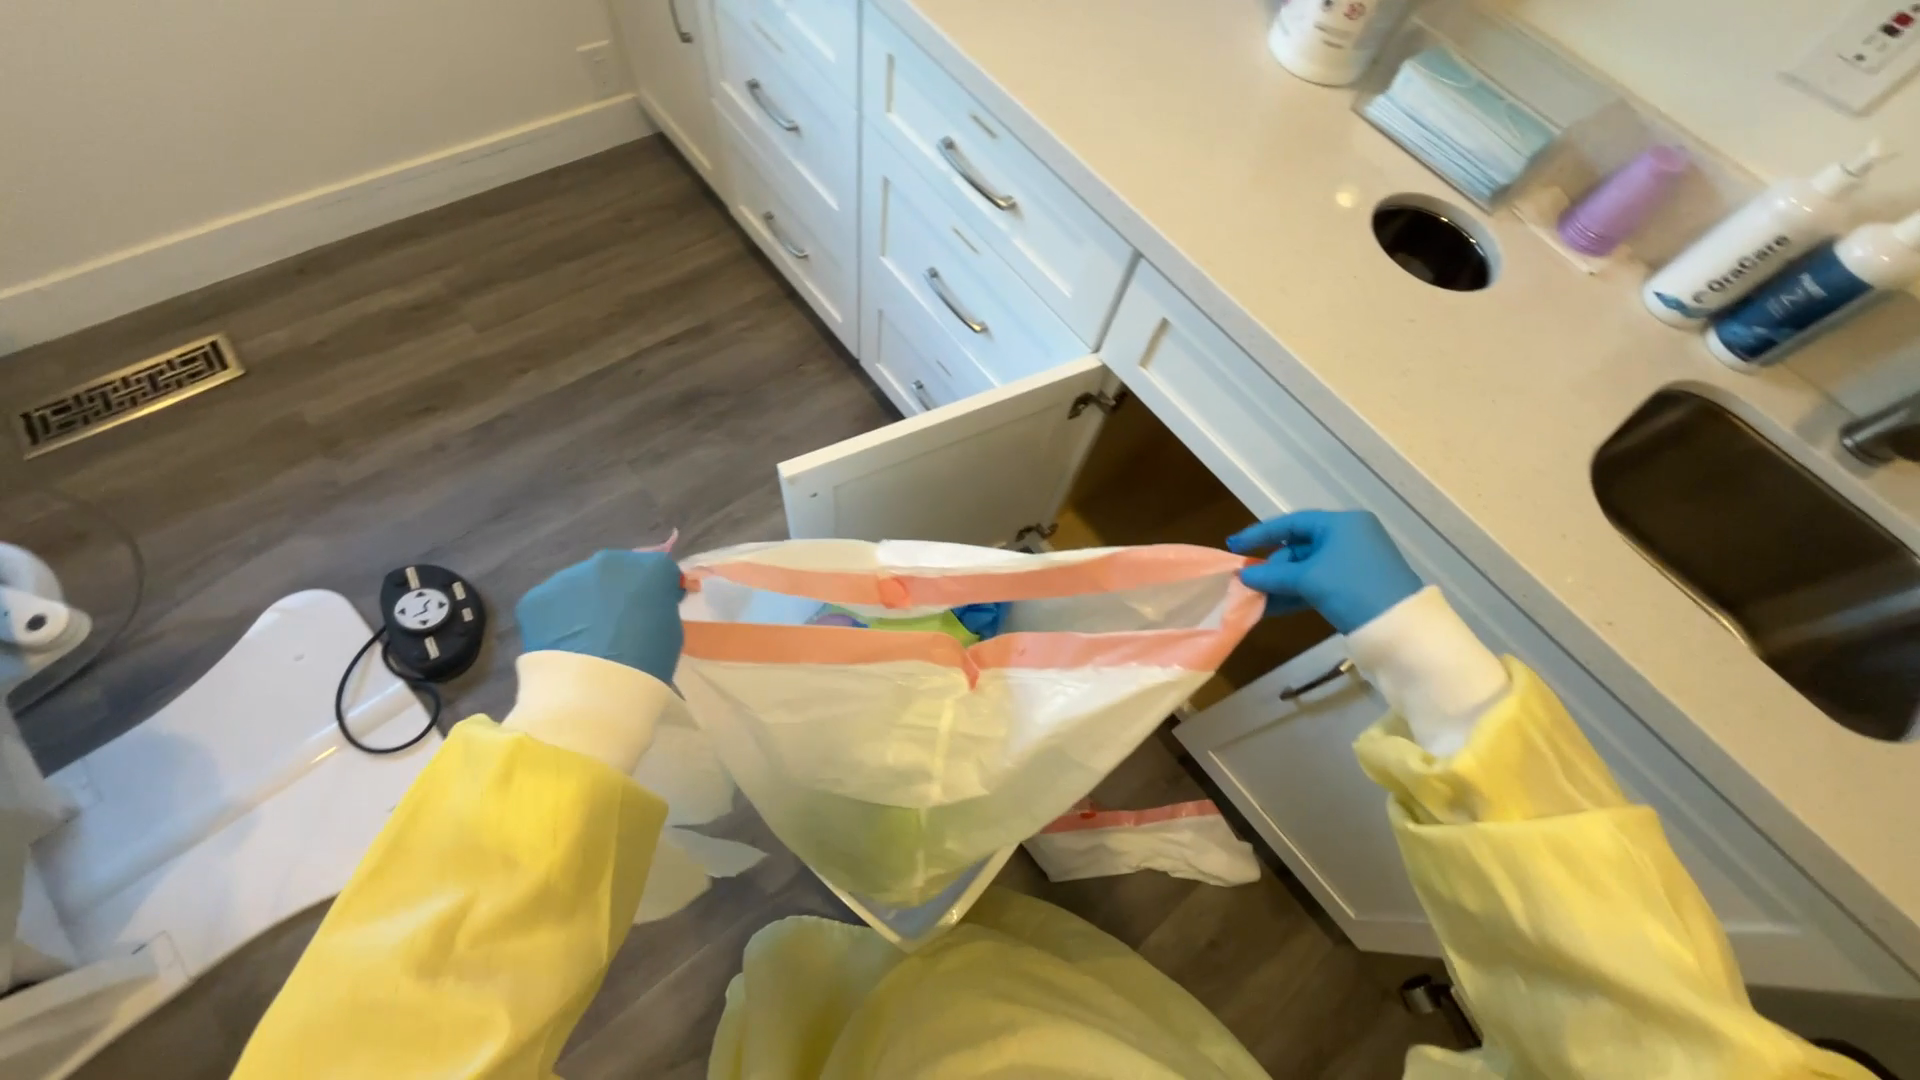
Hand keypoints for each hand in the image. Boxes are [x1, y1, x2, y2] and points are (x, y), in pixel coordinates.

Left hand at [516, 551, 683, 682]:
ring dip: (586, 602)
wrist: (593, 692)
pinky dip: (559, 619)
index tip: (657, 609)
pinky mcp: (536, 598)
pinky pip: (553, 604)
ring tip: (588, 638)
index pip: (659, 570)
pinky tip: (565, 644)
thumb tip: (648, 604)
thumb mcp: (670, 631)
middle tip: (619, 623)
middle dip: (618, 591)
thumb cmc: (646, 664)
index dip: (658, 590)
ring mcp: (568, 577)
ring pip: (581, 585)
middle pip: (616, 571)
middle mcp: (608, 562)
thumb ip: (659, 607)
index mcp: (649, 568)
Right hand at [1227, 511, 1422, 633]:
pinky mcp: (1355, 585)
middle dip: (1273, 566)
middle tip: (1251, 582)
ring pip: (1306, 568)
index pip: (1293, 523)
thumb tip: (1244, 576)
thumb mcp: (1308, 579)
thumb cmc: (1352, 588)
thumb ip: (1272, 575)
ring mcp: (1353, 562)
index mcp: (1342, 524)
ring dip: (1281, 583)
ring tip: (1257, 599)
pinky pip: (1317, 582)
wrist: (1399, 626)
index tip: (1235, 545)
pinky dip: (1297, 592)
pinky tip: (1274, 607)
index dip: (1261, 533)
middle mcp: (1349, 536)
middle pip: (1299, 546)